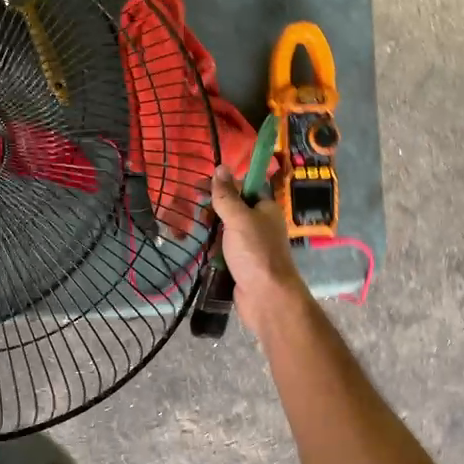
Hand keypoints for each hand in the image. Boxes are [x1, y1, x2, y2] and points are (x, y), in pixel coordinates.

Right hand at [210, 166, 307, 332]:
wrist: (266, 296)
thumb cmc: (255, 253)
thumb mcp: (238, 219)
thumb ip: (226, 195)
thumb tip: (220, 167)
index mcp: (265, 208)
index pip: (242, 188)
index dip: (221, 186)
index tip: (198, 189)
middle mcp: (259, 224)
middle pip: (231, 209)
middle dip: (213, 213)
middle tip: (201, 219)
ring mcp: (250, 245)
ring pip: (224, 231)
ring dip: (212, 234)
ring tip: (203, 241)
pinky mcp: (241, 263)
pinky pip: (223, 250)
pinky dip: (214, 252)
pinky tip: (208, 257)